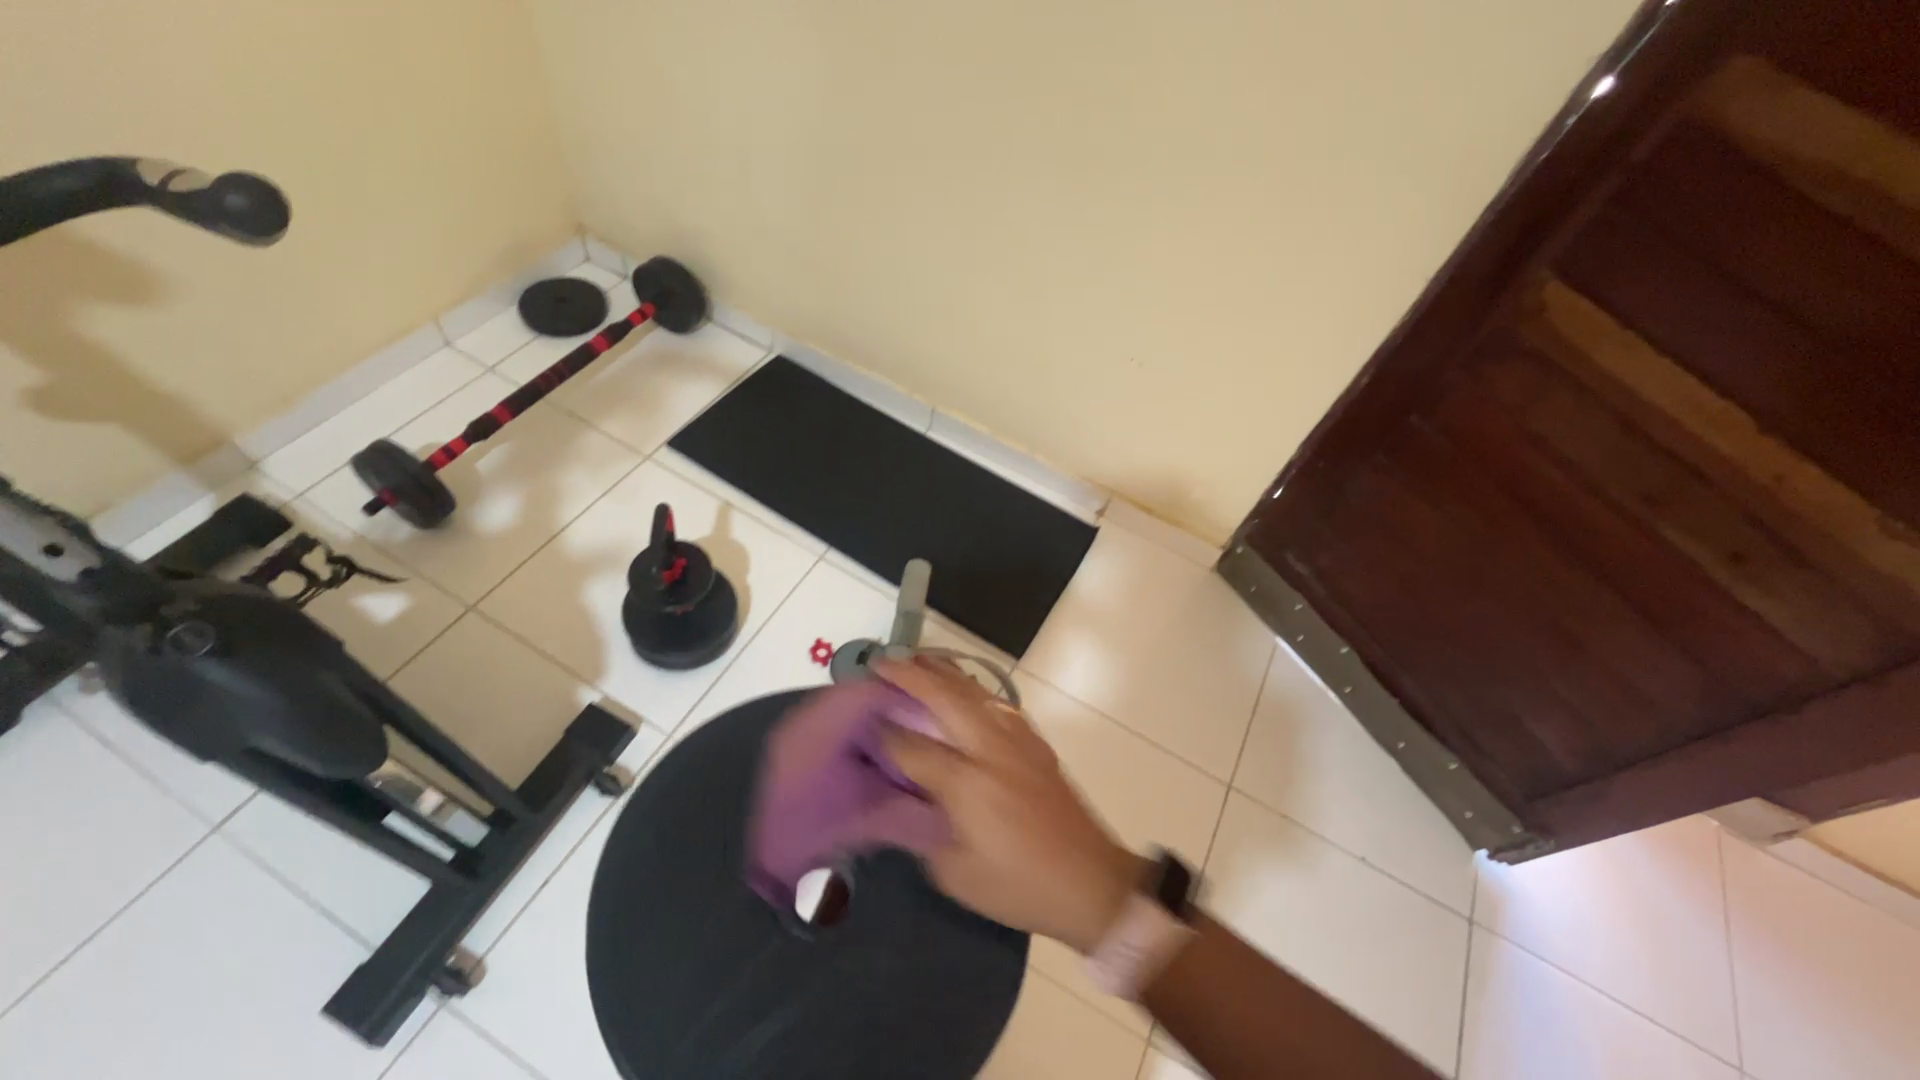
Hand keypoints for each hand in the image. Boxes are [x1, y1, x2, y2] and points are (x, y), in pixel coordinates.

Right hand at [875, 657, 1141, 953]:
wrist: (1091, 883)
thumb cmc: (1019, 886)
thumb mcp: (956, 874)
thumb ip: (921, 831)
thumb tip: (899, 800)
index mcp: (967, 783)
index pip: (912, 746)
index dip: (882, 733)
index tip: (857, 723)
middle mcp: (991, 749)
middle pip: (945, 697)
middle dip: (910, 676)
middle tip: (880, 665)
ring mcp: (1018, 741)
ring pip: (975, 691)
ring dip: (942, 672)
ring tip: (915, 661)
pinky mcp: (1036, 743)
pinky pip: (997, 702)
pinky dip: (972, 688)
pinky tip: (962, 688)